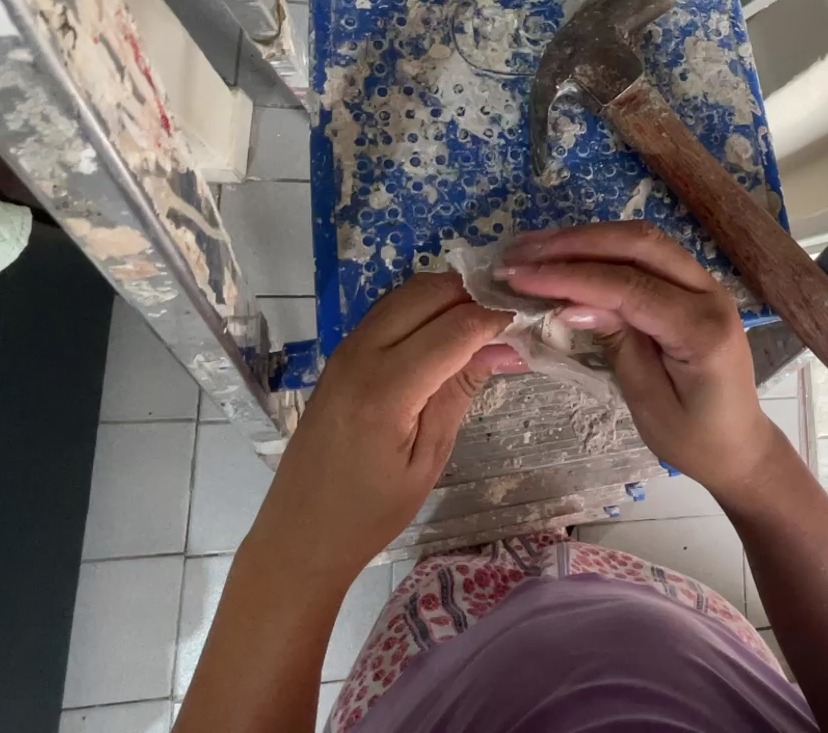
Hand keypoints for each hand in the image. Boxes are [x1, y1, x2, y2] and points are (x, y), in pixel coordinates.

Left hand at [255, 273, 522, 582]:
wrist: (299, 533)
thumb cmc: (370, 511)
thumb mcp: (428, 459)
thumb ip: (460, 392)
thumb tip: (502, 345)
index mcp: (386, 390)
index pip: (455, 328)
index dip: (495, 315)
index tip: (527, 316)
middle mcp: (361, 355)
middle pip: (428, 294)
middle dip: (473, 293)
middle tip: (509, 313)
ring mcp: (346, 349)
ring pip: (406, 293)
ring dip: (448, 294)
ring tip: (484, 317)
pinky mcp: (341, 354)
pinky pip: (389, 309)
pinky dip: (424, 305)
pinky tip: (447, 327)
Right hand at [498, 222, 791, 505]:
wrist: (739, 446)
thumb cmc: (694, 438)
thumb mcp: (648, 402)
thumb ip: (617, 343)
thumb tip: (571, 302)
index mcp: (702, 329)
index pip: (628, 287)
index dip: (570, 277)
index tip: (519, 276)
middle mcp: (710, 293)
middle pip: (638, 244)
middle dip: (574, 243)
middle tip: (520, 252)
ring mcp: (706, 283)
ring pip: (643, 240)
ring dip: (587, 239)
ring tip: (534, 248)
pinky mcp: (694, 284)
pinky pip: (647, 254)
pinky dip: (605, 249)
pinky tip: (569, 255)